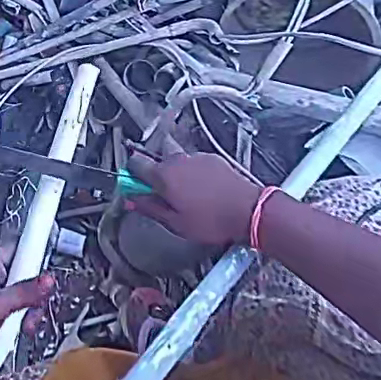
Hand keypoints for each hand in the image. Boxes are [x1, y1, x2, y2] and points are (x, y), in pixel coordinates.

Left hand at [0, 243, 53, 372]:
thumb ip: (23, 293)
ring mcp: (1, 301)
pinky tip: (21, 330)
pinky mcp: (6, 320)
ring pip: (29, 297)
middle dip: (34, 292)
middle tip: (32, 303)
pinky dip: (27, 323)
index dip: (31, 251)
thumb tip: (46, 280)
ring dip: (30, 312)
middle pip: (27, 275)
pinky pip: (25, 315)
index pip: (15, 248)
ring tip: (22, 322)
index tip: (46, 260)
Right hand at [126, 152, 263, 246]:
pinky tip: (205, 191)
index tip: (136, 188)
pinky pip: (194, 163)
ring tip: (190, 197)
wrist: (250, 211)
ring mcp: (194, 157)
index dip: (132, 176)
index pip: (133, 164)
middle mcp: (176, 160)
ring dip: (176, 175)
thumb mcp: (175, 222)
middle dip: (156, 178)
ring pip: (175, 163)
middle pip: (155, 163)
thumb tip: (130, 200)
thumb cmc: (212, 220)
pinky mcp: (211, 158)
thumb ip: (149, 207)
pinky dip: (194, 173)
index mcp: (162, 175)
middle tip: (166, 198)